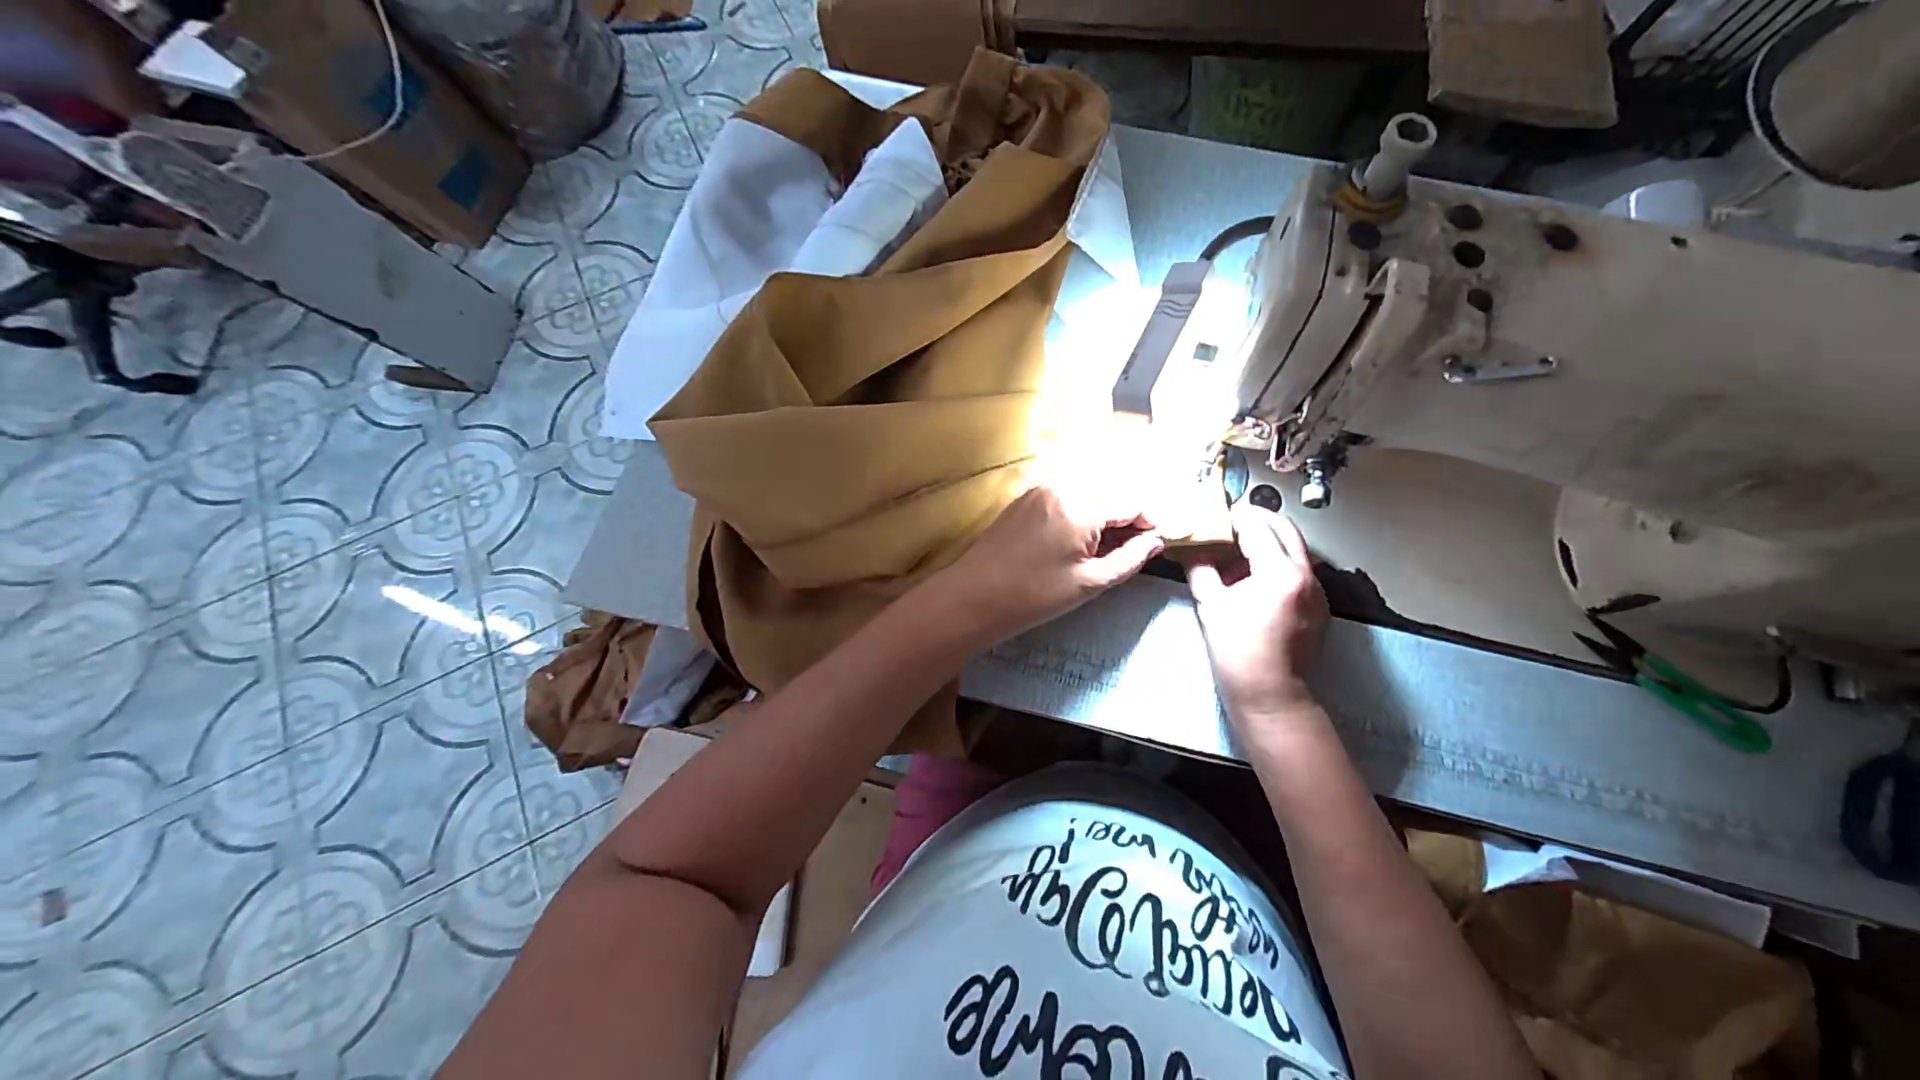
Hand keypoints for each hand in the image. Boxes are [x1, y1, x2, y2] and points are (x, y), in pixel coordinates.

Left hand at [926, 484, 1164, 644]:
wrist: (973, 597)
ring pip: (1089, 492)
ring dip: (1104, 513)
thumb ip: (1129, 558)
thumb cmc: (1034, 596)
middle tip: (1132, 549)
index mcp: (1081, 506)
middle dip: (1128, 516)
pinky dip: (1081, 511)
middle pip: (1111, 491)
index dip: (1150, 521)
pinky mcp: (1026, 498)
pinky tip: (1078, 541)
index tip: (1157, 542)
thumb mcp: (1090, 583)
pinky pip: (1066, 495)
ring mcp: (1040, 489)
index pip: (1131, 501)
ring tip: (1105, 549)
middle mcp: (1062, 486)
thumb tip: (1156, 541)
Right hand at [1187, 503, 1329, 732]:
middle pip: (1283, 527)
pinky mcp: (1318, 603)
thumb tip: (1192, 546)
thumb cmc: (1239, 656)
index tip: (1214, 516)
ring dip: (1266, 539)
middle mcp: (1306, 576)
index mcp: (1279, 573)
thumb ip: (1200, 567)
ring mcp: (1317, 590)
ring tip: (1235, 552)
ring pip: (1293, 546)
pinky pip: (1298, 568)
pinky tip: (1251, 577)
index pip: (1257, 525)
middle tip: (1227, 524)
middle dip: (1255, 520)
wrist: (1271, 696)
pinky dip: (1276, 561)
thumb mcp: (1210, 605)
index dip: (1232, 516)